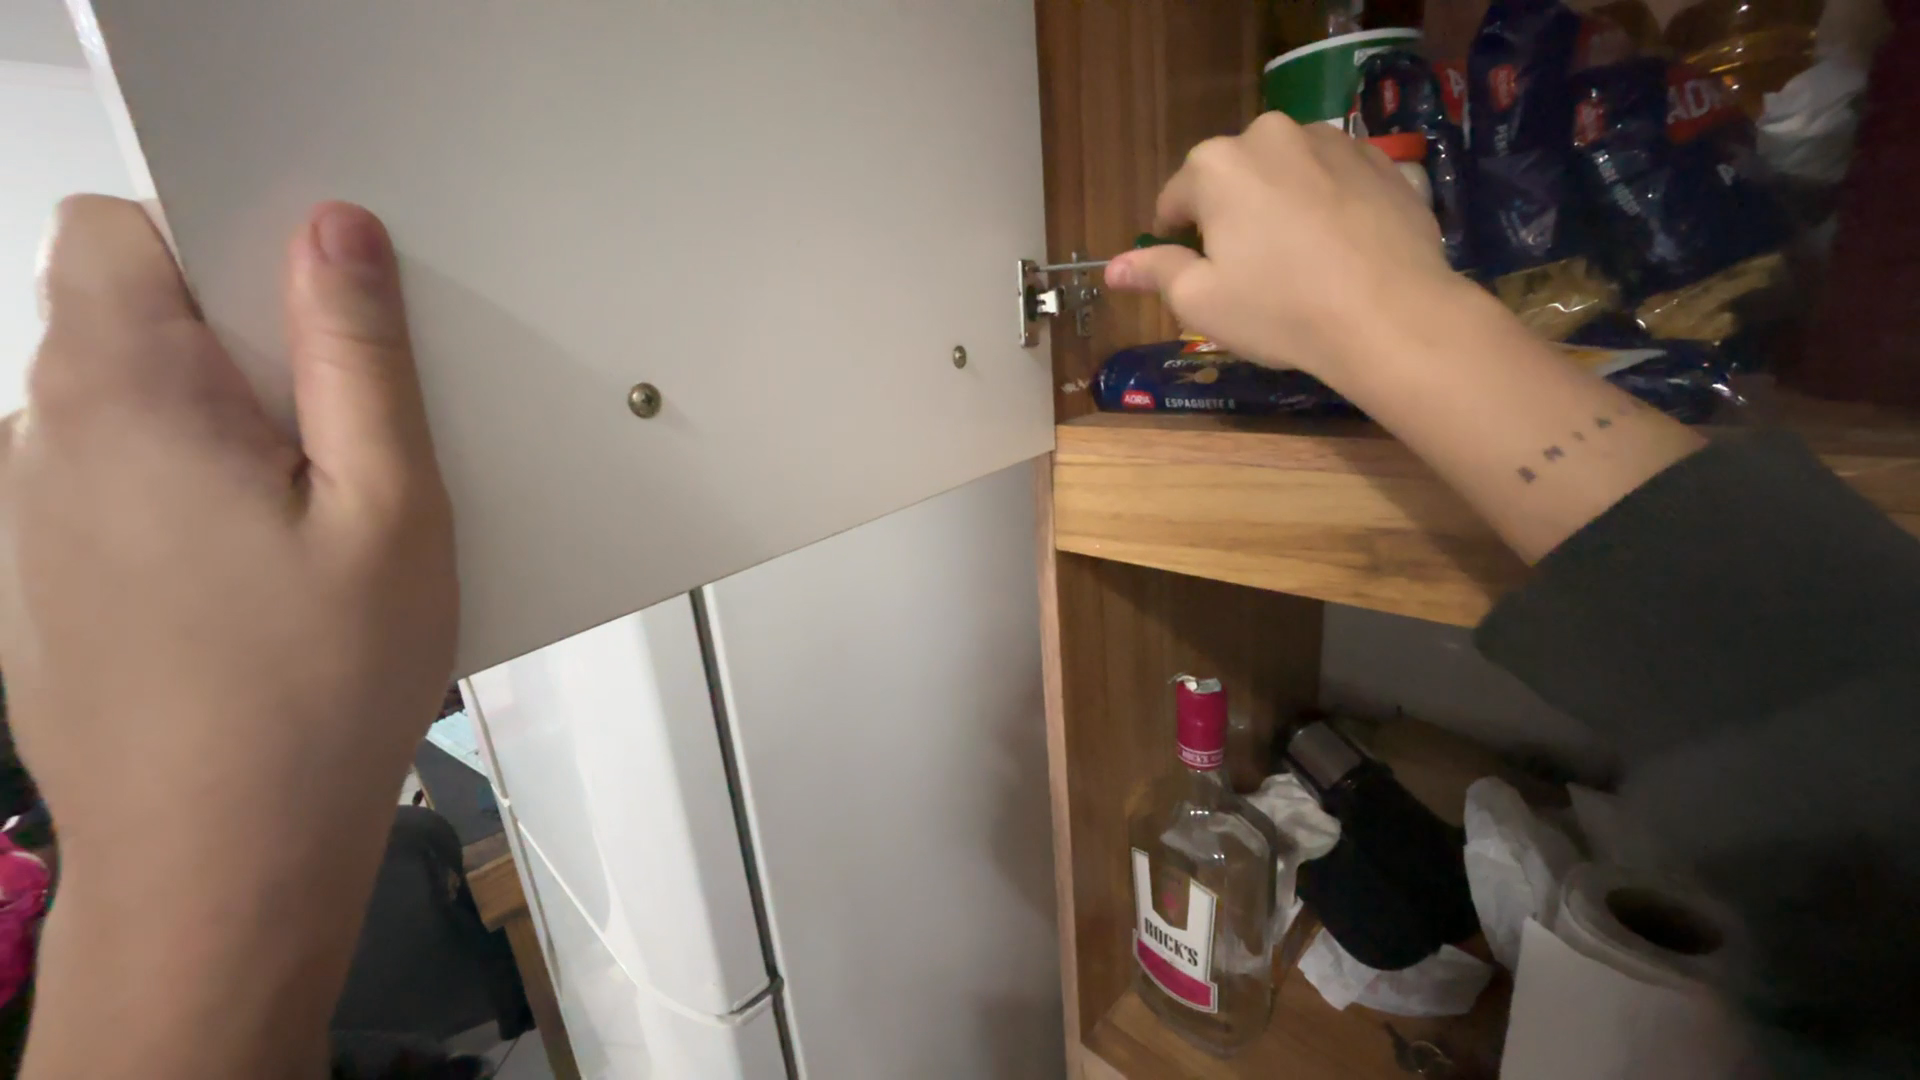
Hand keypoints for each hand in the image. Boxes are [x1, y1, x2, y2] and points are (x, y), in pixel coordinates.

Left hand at [4, 197, 455, 1077]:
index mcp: (127, 400)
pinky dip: (222, 480)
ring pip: (151, 399)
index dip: (238, 242)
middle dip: (264, 342)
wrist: (229, 850)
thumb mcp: (390, 506)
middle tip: (365, 436)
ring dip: (252, 419)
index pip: (132, 230)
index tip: (333, 310)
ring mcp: (41, 509)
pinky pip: (142, 473)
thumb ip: (361, 361)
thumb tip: (337, 233)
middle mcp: (46, 438)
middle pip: (145, 314)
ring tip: (337, 513)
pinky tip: (290, 563)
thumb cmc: (321, 684)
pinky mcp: (64, 566)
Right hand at [1104, 112, 1464, 380]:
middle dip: (1227, 215)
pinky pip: (1328, 177)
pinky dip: (1320, 204)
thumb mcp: (1199, 301)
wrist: (1388, 313)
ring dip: (1273, 205)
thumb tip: (1113, 268)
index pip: (1174, 199)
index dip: (1175, 240)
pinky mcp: (1378, 157)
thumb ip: (1154, 273)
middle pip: (1229, 178)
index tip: (1195, 273)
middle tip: (1245, 270)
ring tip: (1293, 259)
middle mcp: (1270, 135)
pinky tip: (1332, 249)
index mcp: (1216, 166)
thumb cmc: (1277, 310)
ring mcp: (1330, 140)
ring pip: (1280, 173)